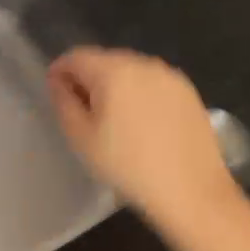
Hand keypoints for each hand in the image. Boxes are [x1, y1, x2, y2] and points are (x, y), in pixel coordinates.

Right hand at [47, 46, 236, 222]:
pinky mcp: (188, 92)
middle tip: (82, 110)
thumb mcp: (82, 138)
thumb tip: (59, 82)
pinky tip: (142, 123)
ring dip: (115, 85)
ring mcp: (169, 76)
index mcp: (113, 70)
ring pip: (130, 70)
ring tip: (113, 119)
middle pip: (104, 60)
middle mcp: (142, 63)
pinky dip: (140, 94)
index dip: (60, 71)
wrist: (193, 194)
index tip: (56, 93)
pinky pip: (153, 83)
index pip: (76, 56)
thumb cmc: (129, 167)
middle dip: (88, 78)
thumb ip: (64, 102)